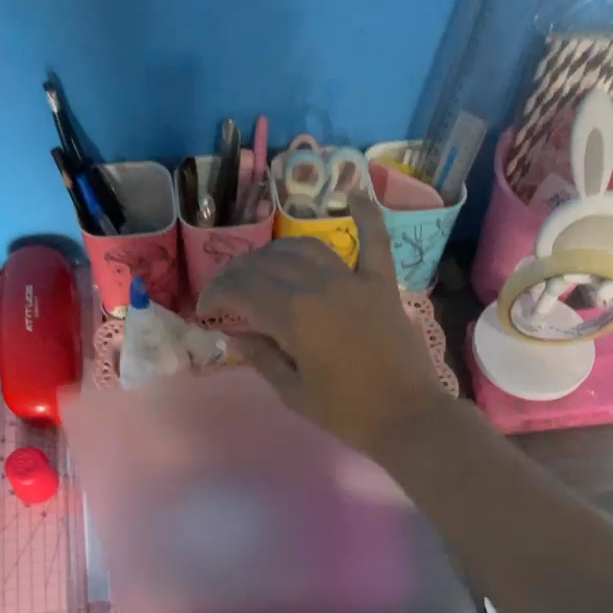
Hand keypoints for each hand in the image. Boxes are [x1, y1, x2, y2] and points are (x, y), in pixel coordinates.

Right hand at [198, 194, 446, 455]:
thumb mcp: (293, 392)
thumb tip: (236, 334)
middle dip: (239, 274)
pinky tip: (354, 195)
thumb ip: (262, 358)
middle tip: (228, 293)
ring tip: (263, 269)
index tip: (205, 309)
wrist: (407, 417)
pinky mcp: (383, 284)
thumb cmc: (346, 412)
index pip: (242, 289)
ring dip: (278, 253)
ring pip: (306, 248)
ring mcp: (353, 280)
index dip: (217, 294)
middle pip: (268, 265)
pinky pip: (374, 240)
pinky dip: (366, 215)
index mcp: (292, 314)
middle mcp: (319, 285)